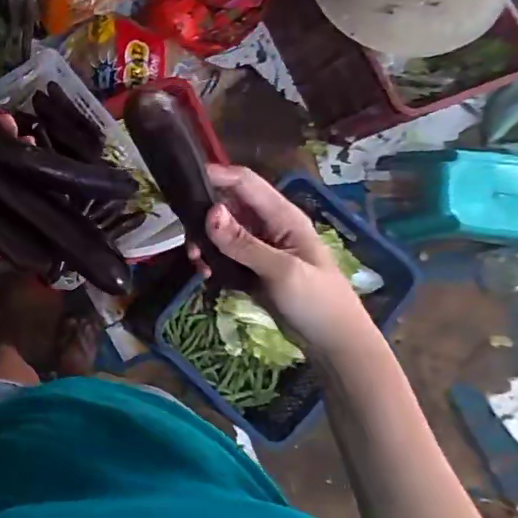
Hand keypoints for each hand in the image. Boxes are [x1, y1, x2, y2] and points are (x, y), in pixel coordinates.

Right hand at [195, 164, 376, 352]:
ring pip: (221, 230)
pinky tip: (207, 276)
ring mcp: (259, 245)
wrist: (334, 342)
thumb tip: (210, 212)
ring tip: (198, 264)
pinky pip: (223, 253)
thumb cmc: (317, 302)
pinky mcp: (251, 266)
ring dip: (205, 242)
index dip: (216, 175)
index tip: (184, 183)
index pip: (245, 182)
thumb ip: (244, 243)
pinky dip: (211, 260)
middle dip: (203, 217)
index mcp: (283, 215)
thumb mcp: (281, 271)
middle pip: (227, 204)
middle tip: (189, 242)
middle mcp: (269, 224)